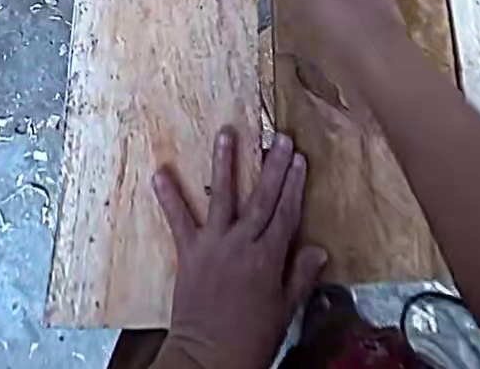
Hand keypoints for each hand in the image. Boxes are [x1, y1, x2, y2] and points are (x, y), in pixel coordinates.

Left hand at [155, 127, 326, 368]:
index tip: (300, 157)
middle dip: (273, 166)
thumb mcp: (284, 312)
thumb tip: (319, 248)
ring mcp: (214, 246)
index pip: (286, 212)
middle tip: (280, 137)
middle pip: (263, 198)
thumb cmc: (250, 342)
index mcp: (268, 258)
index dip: (294, 183)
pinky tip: (160, 174)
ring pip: (223, 197)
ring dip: (225, 163)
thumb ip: (300, 277)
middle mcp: (242, 244)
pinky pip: (179, 222)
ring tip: (226, 133)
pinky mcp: (189, 254)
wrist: (204, 365)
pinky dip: (169, 197)